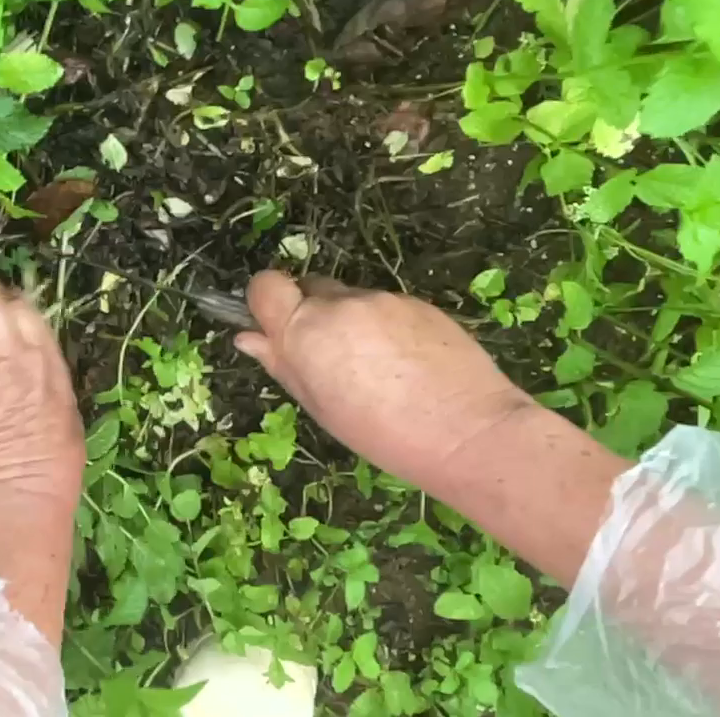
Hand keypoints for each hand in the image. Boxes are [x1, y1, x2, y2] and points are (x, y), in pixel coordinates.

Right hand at [233, 271, 535, 489]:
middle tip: (332, 355)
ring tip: (379, 365)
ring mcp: (381, 299)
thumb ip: (282, 364)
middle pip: (309, 289)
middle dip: (312, 313)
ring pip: (350, 299)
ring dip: (351, 320)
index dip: (266, 302)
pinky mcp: (417, 301)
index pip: (265, 285)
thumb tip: (247, 338)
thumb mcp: (319, 407)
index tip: (277, 327)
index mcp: (305, 332)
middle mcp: (339, 304)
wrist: (472, 433)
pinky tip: (408, 362)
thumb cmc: (382, 434)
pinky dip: (386, 326)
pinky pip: (385, 306)